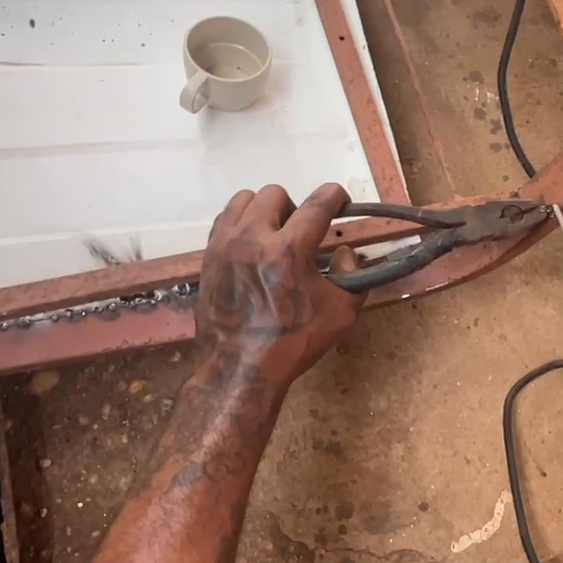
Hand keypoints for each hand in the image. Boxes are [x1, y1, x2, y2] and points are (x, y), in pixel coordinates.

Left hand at [196, 184, 362, 388]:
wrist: (240, 368)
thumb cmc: (294, 342)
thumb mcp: (340, 313)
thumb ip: (353, 276)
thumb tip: (345, 251)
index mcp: (289, 251)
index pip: (317, 204)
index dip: (334, 195)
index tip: (340, 200)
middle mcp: (253, 239)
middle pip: (275, 194)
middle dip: (294, 206)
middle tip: (301, 231)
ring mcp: (225, 245)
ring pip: (244, 200)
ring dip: (264, 210)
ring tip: (273, 235)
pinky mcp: (208, 256)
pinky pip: (225, 219)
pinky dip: (242, 223)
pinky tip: (252, 246)